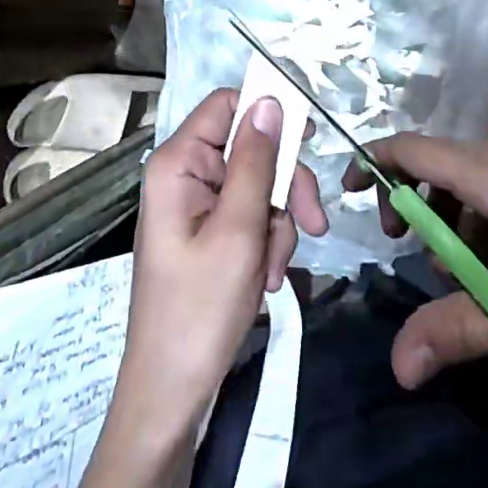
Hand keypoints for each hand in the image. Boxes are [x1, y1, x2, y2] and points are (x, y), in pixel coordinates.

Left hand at [118, 89, 327, 433]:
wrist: (174, 387)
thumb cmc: (200, 309)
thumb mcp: (238, 231)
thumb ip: (256, 162)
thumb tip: (269, 100)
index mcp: (178, 164)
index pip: (226, 105)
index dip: (269, 113)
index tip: (309, 139)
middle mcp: (185, 175)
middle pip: (250, 149)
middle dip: (283, 188)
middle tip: (313, 224)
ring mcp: (196, 206)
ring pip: (259, 187)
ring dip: (277, 226)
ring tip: (270, 271)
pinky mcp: (208, 232)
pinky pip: (251, 218)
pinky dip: (266, 244)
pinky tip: (264, 280)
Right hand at [348, 134, 487, 389]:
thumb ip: (457, 334)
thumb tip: (394, 367)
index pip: (416, 147)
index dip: (373, 160)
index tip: (346, 193)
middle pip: (437, 161)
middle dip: (407, 198)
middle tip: (397, 242)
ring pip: (468, 182)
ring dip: (444, 217)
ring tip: (445, 269)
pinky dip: (476, 226)